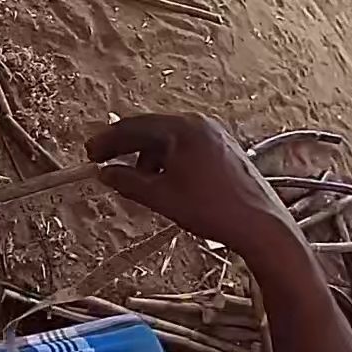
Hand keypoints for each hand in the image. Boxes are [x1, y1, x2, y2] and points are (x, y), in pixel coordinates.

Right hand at [87, 113, 297, 249]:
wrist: (261, 227)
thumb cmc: (211, 209)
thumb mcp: (160, 197)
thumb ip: (127, 181)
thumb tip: (105, 174)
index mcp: (182, 130)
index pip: (133, 128)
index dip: (108, 141)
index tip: (90, 153)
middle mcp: (199, 125)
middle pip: (150, 129)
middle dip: (125, 147)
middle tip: (103, 160)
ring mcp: (214, 135)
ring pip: (167, 138)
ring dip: (146, 155)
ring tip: (136, 179)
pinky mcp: (223, 149)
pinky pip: (184, 146)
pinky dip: (166, 158)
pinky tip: (162, 179)